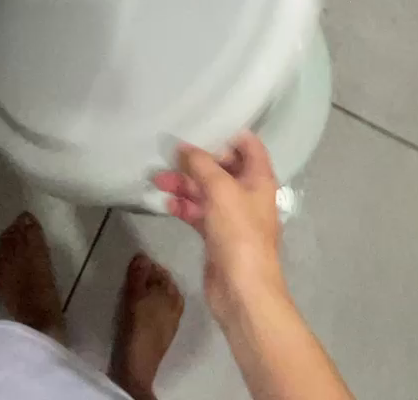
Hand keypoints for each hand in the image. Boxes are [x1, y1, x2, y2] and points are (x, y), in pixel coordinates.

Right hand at [152, 132, 287, 323]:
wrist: (243, 292)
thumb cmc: (239, 233)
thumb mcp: (220, 190)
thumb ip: (201, 164)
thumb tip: (183, 147)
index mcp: (259, 179)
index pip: (248, 145)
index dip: (228, 133)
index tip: (202, 126)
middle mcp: (247, 194)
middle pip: (222, 167)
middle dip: (196, 161)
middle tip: (169, 154)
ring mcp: (232, 216)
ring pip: (206, 191)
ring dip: (184, 184)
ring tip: (158, 179)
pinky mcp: (217, 235)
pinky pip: (199, 212)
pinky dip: (184, 206)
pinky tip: (166, 203)